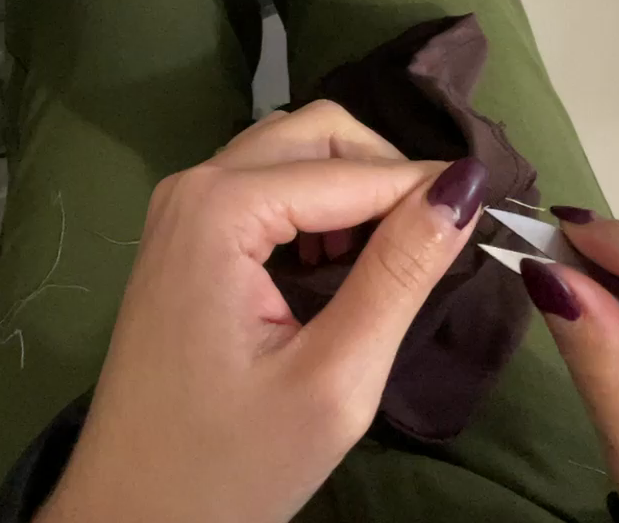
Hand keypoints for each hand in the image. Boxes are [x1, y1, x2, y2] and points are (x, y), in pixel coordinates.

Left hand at [38, 101, 488, 522]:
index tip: (490, 206)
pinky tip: (332, 258)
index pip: (348, 170)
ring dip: (347, 181)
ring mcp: (181, 202)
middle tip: (432, 235)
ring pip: (288, 148)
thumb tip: (461, 189)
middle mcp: (194, 182)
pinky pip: (261, 180)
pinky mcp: (183, 227)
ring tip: (385, 254)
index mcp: (221, 208)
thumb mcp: (333, 379)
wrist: (128, 511)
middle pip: (312, 133)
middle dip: (382, 168)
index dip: (424, 185)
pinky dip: (311, 199)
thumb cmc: (229, 463)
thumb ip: (397, 274)